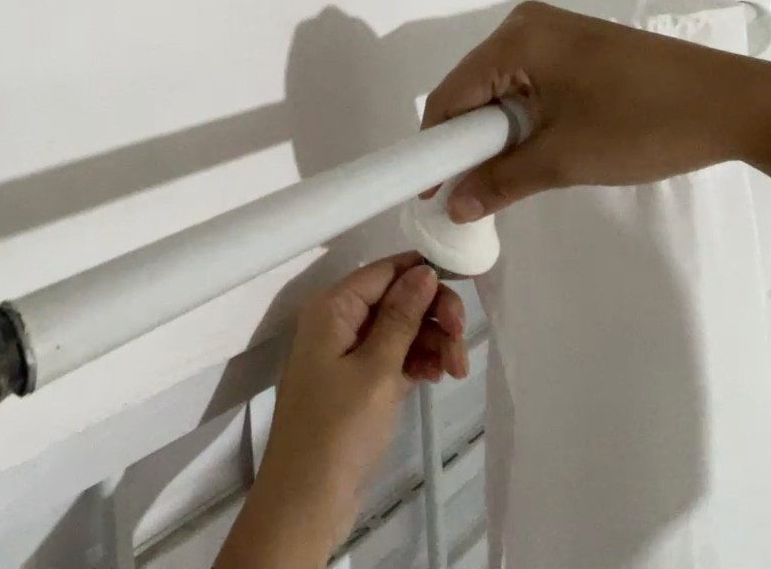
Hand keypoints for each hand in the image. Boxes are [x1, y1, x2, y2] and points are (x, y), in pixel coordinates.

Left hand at [215, 254, 465, 567]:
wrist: (306, 499)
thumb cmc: (338, 430)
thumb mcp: (376, 369)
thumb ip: (401, 317)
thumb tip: (422, 271)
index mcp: (333, 308)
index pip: (384, 270)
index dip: (424, 272)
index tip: (464, 285)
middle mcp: (337, 321)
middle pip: (395, 298)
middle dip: (432, 314)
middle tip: (461, 339)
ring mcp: (346, 353)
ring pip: (399, 329)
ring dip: (431, 342)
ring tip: (455, 371)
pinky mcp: (357, 382)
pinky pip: (394, 356)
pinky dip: (417, 362)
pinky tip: (437, 377)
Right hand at [421, 0, 770, 221]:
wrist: (743, 105)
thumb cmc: (646, 126)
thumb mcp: (564, 159)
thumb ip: (499, 182)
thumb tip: (452, 208)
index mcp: (515, 38)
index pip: (451, 95)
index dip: (436, 147)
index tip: (430, 192)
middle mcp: (526, 23)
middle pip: (472, 88)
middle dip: (466, 140)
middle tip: (467, 190)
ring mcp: (555, 30)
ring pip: (500, 86)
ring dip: (496, 131)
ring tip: (502, 173)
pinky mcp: (579, 44)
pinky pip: (528, 80)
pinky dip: (523, 115)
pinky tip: (535, 145)